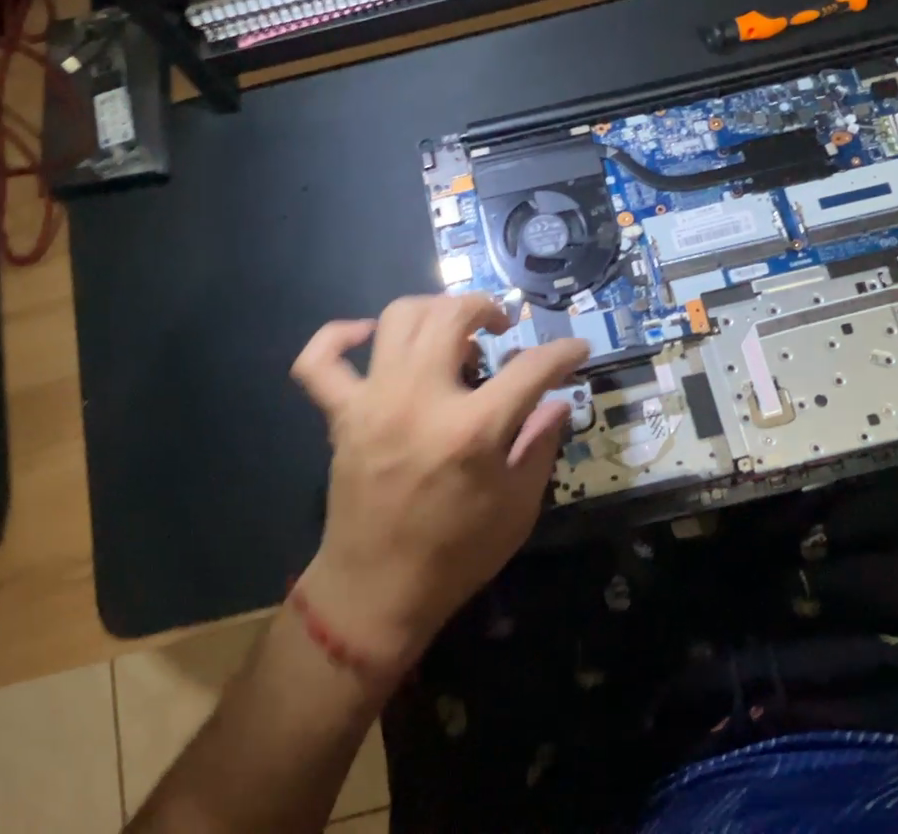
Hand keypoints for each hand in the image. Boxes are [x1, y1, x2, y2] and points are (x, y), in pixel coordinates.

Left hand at [290, 295, 590, 671]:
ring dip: (432, 311)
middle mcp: (419, 400)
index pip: (531, 368)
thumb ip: (540, 445)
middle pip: (452, 316)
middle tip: (501, 327)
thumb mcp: (517, 507)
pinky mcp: (340, 415)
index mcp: (472, 430)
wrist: (378, 590)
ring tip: (452, 332)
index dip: (563, 354)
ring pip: (397, 318)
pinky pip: (322, 359)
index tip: (576, 351)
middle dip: (486, 307)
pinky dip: (340, 335)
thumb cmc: (457, 554)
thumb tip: (557, 402)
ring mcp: (372, 402)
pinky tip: (370, 336)